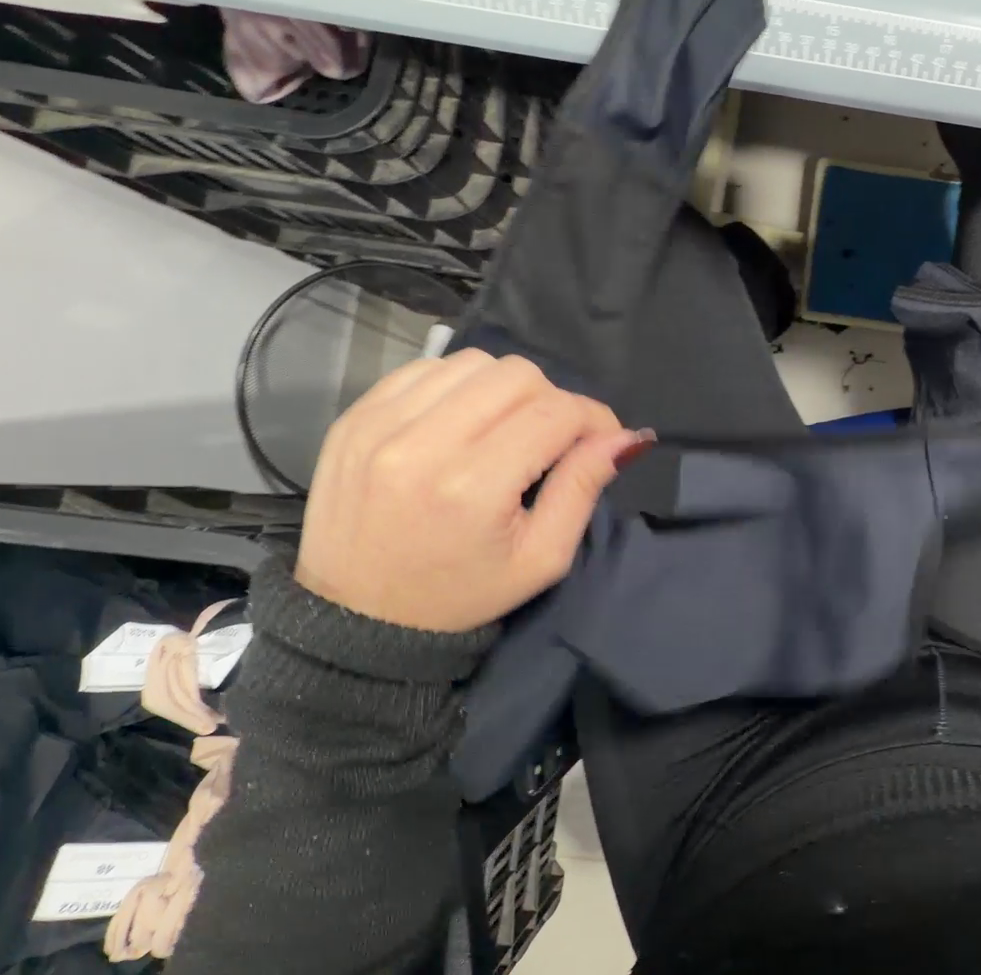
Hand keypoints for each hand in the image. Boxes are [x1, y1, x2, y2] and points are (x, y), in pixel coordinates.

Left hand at [294, 349, 651, 631]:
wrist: (357, 616)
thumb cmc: (462, 593)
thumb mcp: (542, 558)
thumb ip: (583, 489)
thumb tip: (626, 438)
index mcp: (473, 486)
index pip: (555, 413)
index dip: (593, 418)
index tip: (601, 439)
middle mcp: (422, 443)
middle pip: (517, 375)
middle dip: (552, 400)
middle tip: (552, 439)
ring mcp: (379, 425)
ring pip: (473, 363)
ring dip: (506, 389)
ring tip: (505, 430)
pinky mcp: (354, 417)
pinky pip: (426, 369)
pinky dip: (460, 386)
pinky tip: (463, 423)